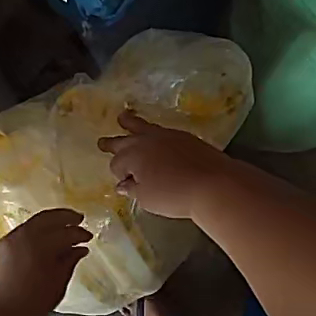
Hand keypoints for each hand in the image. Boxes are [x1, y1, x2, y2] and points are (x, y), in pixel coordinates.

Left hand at [0, 208, 90, 315]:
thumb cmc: (31, 305)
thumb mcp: (57, 285)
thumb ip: (69, 263)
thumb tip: (79, 249)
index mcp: (40, 245)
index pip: (65, 232)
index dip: (79, 233)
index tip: (89, 236)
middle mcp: (22, 237)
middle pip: (47, 218)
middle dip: (65, 217)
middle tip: (79, 219)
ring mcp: (7, 241)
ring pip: (31, 224)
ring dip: (48, 223)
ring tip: (61, 230)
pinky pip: (19, 233)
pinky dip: (34, 232)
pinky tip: (40, 242)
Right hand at [97, 112, 238, 218]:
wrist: (213, 183)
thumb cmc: (174, 194)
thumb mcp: (147, 198)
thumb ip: (133, 190)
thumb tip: (123, 185)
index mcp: (132, 155)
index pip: (117, 164)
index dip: (119, 174)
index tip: (124, 184)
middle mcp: (146, 141)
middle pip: (125, 140)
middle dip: (113, 143)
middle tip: (102, 142)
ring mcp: (167, 136)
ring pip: (144, 127)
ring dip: (131, 124)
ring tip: (124, 117)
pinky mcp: (185, 137)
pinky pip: (163, 131)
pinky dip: (154, 132)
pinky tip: (156, 136)